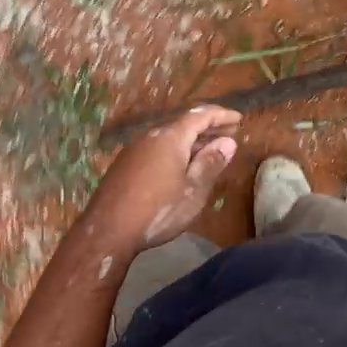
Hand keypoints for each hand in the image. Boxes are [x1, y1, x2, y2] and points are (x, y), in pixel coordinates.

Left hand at [84, 105, 240, 250]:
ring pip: (169, 138)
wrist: (107, 232)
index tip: (239, 118)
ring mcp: (134, 150)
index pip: (200, 115)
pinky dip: (174, 152)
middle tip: (228, 134)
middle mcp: (151, 136)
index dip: (221, 115)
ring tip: (208, 153)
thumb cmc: (157, 210)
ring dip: (191, 142)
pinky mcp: (123, 166)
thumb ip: (211, 163)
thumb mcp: (193, 190)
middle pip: (183, 125)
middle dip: (208, 129)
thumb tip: (228, 141)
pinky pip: (156, 150)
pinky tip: (179, 169)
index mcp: (170, 137)